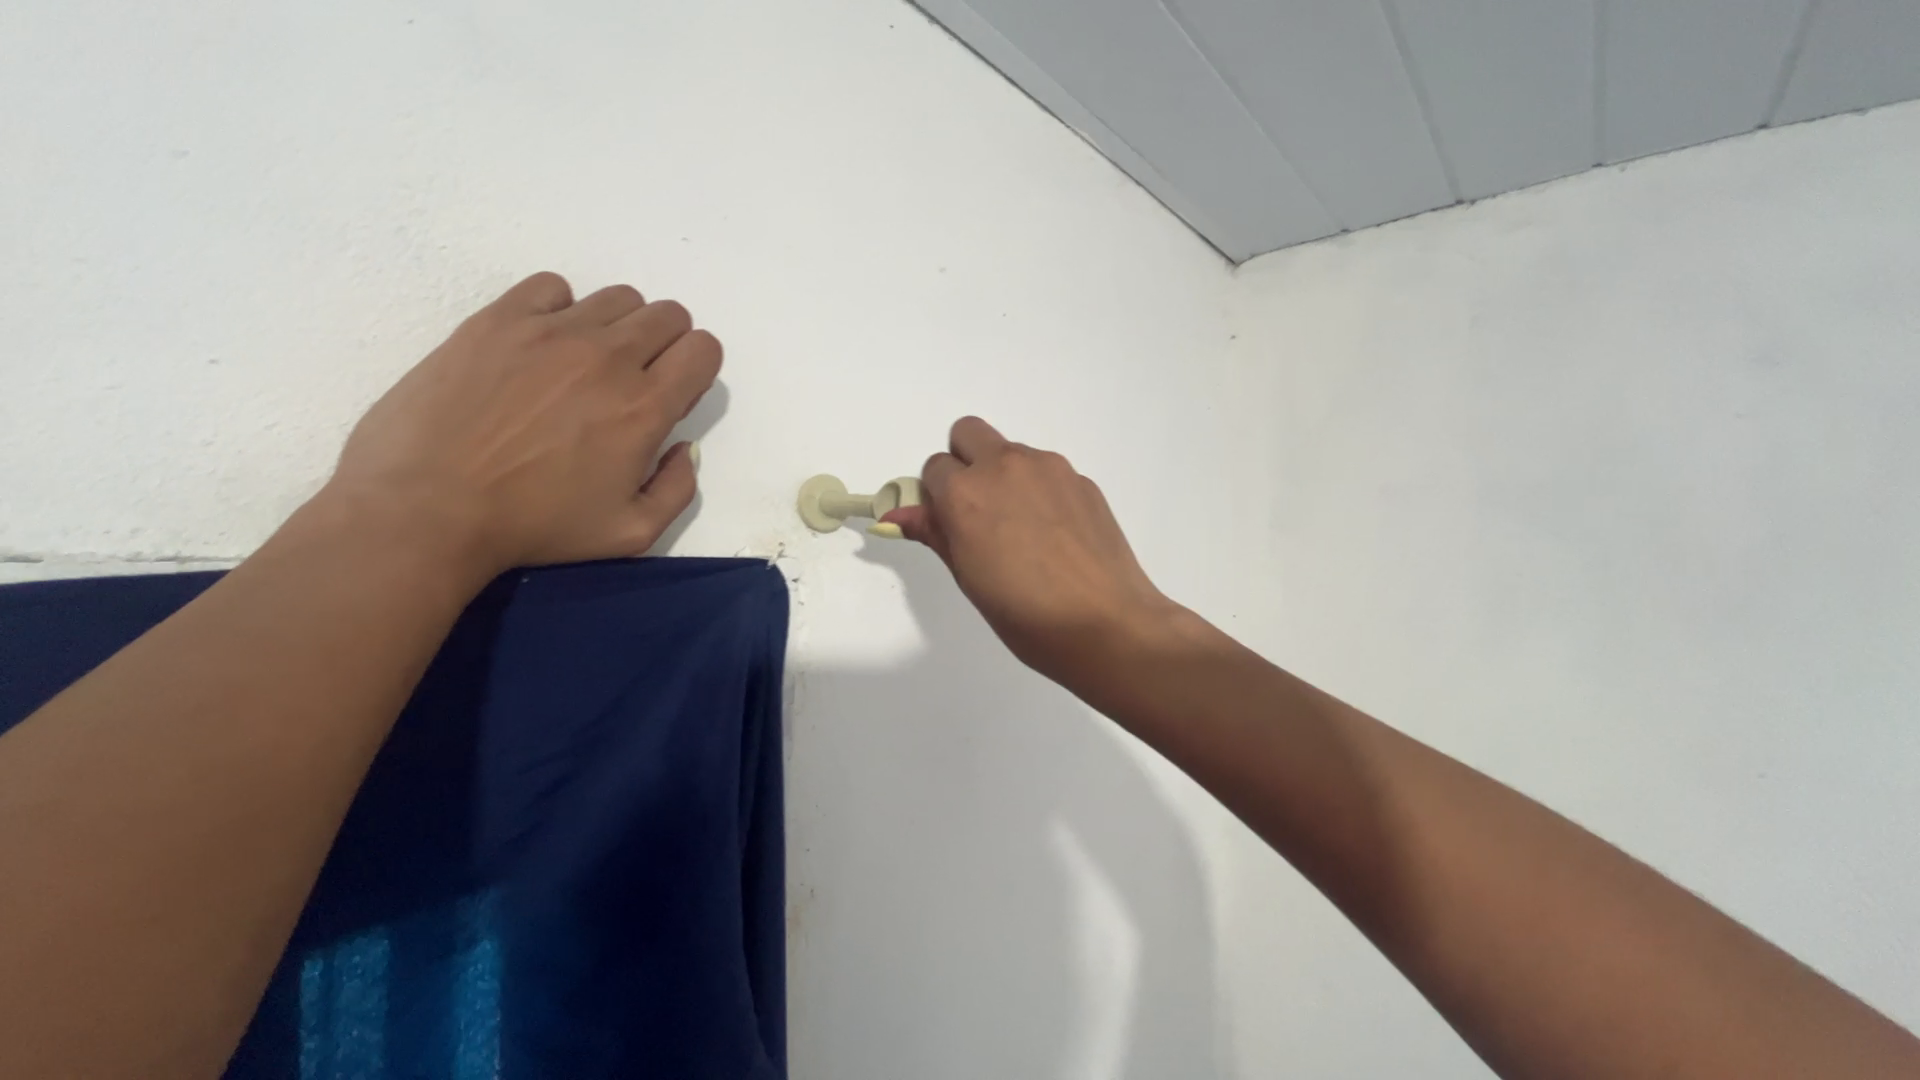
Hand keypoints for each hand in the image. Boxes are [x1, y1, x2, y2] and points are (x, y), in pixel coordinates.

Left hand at [323, 272, 719, 576]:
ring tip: (585, 365)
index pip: (703, 350)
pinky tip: (541, 347)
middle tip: (633, 381)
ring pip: (617, 298)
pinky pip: (552, 287)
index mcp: (644, 407)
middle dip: (667, 345)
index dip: (697, 370)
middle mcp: (607, 357)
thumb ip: (678, 489)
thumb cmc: (534, 528)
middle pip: (668, 315)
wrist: (426, 509)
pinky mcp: (498, 320)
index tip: (672, 396)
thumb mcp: (631, 534)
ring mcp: (550, 331)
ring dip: (618, 326)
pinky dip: (560, 309)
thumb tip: (684, 447)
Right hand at [883, 417, 1180, 685]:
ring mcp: (1048, 468)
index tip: (951, 526)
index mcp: (966, 492)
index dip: (937, 497)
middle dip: (964, 462)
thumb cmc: (1024, 613)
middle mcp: (1005, 466)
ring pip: (1011, 451)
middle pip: (968, 432)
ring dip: (1005, 477)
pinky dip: (1040, 491)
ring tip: (1024, 532)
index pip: (934, 468)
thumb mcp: (968, 577)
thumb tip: (897, 514)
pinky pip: (1046, 471)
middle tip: (978, 511)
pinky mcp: (1081, 480)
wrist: (1105, 623)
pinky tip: (1055, 536)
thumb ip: (935, 532)